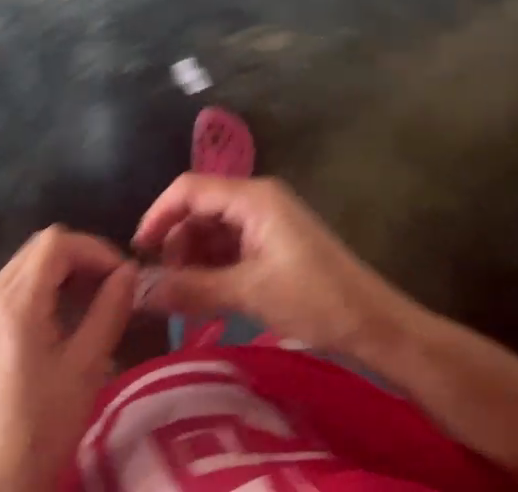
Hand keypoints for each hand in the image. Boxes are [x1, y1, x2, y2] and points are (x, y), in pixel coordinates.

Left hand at [0, 226, 135, 491]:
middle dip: (78, 258)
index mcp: (14, 304)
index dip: (93, 249)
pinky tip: (59, 313)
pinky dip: (38, 287)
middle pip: (37, 248)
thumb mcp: (87, 365)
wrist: (2, 471)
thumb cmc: (49, 423)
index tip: (121, 273)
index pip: (54, 244)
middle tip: (111, 284)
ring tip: (90, 299)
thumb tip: (130, 271)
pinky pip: (8, 285)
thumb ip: (110, 309)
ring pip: (22, 263)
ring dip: (59, 271)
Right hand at [133, 175, 417, 355]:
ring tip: (184, 296)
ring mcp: (266, 222)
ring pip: (212, 231)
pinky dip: (213, 268)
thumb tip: (140, 290)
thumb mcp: (248, 293)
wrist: (378, 327)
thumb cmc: (315, 300)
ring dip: (193, 260)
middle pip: (198, 209)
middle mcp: (256, 200)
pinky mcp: (273, 245)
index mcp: (252, 197)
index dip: (158, 215)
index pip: (188, 189)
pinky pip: (230, 247)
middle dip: (176, 243)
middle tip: (164, 283)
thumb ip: (191, 288)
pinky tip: (206, 297)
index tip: (139, 251)